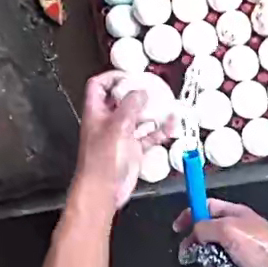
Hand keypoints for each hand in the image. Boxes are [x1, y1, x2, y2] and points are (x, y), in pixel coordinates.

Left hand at [70, 70, 169, 214]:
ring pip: (138, 117)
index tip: (129, 74)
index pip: (98, 85)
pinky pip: (148, 135)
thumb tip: (140, 92)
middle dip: (138, 92)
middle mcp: (107, 122)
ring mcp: (121, 135)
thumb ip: (130, 106)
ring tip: (166, 103)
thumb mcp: (117, 126)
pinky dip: (160, 130)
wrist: (103, 191)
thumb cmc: (101, 162)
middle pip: (121, 99)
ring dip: (152, 111)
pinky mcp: (132, 149)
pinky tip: (171, 126)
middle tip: (153, 87)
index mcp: (96, 112)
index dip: (112, 76)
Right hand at [172, 199, 267, 266]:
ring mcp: (240, 255)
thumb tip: (193, 233)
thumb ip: (204, 227)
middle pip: (205, 238)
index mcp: (234, 215)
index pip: (206, 208)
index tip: (177, 228)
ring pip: (212, 262)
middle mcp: (236, 233)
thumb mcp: (228, 229)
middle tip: (198, 256)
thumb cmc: (261, 249)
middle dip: (202, 250)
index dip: (190, 214)